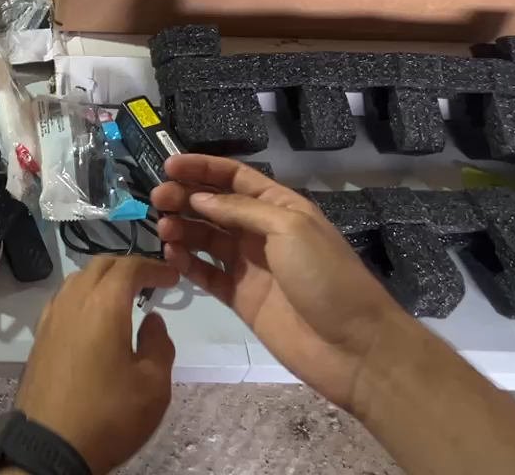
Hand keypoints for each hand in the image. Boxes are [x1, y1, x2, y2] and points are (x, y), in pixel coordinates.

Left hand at [15, 254, 180, 474]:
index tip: (172, 277)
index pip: (128, 268)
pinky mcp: (41, 333)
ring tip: (124, 296)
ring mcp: (52, 315)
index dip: (152, 266)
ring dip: (103, 279)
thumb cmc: (108, 414)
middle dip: (128, 267)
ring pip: (79, 279)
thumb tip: (151, 319)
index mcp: (103, 304)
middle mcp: (73, 299)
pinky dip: (84, 295)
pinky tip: (93, 316)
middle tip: (151, 282)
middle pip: (100, 266)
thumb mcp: (152, 386)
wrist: (50, 442)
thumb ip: (158, 344)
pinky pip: (64, 298)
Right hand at [150, 154, 411, 410]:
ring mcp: (249, 265)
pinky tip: (171, 253)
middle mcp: (260, 231)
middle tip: (158, 199)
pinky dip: (186, 261)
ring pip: (205, 237)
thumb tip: (198, 198)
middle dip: (184, 197)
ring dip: (182, 228)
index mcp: (278, 207)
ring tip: (163, 227)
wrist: (356, 349)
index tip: (169, 165)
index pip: (233, 178)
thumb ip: (240, 210)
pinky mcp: (240, 296)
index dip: (202, 168)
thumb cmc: (327, 277)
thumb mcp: (289, 228)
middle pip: (213, 205)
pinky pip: (206, 272)